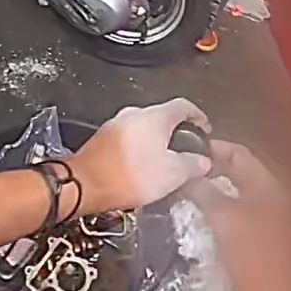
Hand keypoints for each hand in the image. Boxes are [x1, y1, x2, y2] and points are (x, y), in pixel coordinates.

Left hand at [69, 99, 213, 213]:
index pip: (183, 106)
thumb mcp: (172, 174)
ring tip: (166, 162)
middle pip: (163, 117)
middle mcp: (134, 114)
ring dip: (157, 142)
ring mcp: (115, 124)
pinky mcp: (103, 139)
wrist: (84, 185)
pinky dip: (140, 148)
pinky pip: (129, 138)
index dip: (198, 116)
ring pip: (144, 128)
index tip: (205, 129)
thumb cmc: (131, 175)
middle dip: (177, 132)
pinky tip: (143, 167)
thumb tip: (203, 161)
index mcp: (154, 116)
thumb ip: (192, 164)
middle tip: (187, 150)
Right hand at [185, 141, 290, 290]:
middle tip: (181, 171)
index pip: (238, 152)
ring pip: (237, 191)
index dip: (210, 148)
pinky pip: (239, 210)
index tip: (183, 151)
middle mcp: (274, 195)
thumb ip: (203, 191)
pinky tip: (203, 216)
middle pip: (238, 170)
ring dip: (213, 189)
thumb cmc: (253, 260)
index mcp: (269, 185)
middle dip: (209, 169)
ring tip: (187, 192)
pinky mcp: (265, 236)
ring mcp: (272, 216)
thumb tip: (186, 174)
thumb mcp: (222, 220)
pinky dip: (221, 207)